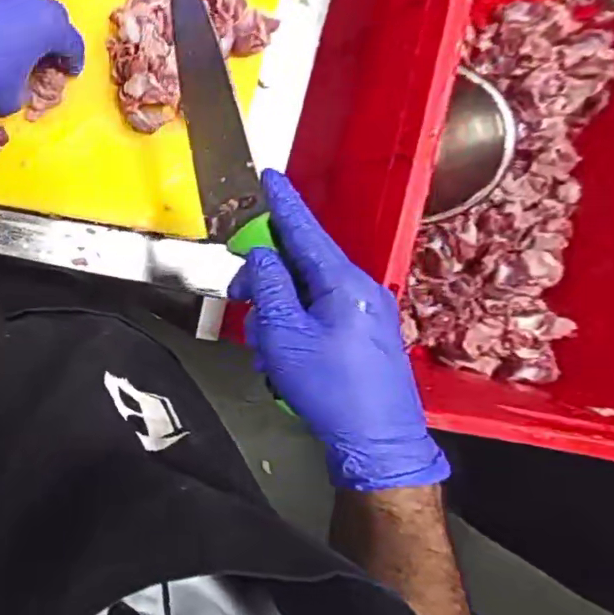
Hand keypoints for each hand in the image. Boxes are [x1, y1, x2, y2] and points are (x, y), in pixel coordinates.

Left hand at [0, 0, 85, 115]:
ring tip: (23, 53)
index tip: (70, 73)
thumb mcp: (12, 100)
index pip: (73, 44)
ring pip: (31, 13)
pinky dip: (10, 27)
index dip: (73, 62)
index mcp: (50, 26)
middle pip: (55, 22)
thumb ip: (28, 91)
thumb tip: (24, 86)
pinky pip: (7, 12)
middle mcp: (34, 2)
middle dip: (55, 42)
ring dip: (32, 31)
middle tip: (49, 62)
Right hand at [228, 170, 449, 491]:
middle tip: (237, 295)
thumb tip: (263, 254)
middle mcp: (358, 291)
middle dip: (264, 275)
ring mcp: (362, 313)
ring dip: (274, 311)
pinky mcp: (359, 335)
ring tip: (264, 345)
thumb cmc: (330, 386)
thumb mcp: (284, 333)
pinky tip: (281, 355)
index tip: (271, 177)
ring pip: (304, 293)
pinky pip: (314, 315)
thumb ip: (270, 287)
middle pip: (301, 264)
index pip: (306, 232)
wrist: (376, 437)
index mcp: (343, 284)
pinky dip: (289, 327)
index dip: (284, 205)